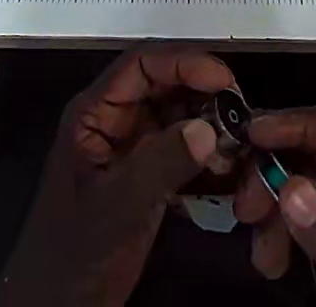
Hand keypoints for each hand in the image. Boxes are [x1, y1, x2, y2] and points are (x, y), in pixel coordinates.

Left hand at [0, 48, 236, 306]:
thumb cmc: (74, 253)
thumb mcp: (117, 206)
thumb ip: (161, 164)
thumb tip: (208, 128)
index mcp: (95, 113)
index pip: (140, 65)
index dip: (182, 62)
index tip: (223, 79)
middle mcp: (114, 120)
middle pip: (163, 85)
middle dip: (202, 93)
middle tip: (241, 113)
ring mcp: (131, 147)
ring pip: (176, 115)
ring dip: (207, 124)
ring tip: (238, 146)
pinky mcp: (145, 175)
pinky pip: (180, 148)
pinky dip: (204, 153)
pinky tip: (227, 169)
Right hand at [234, 106, 315, 305]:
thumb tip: (293, 188)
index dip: (298, 124)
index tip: (254, 134)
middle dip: (276, 172)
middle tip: (247, 204)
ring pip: (305, 177)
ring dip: (273, 205)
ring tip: (263, 250)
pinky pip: (305, 208)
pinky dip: (280, 227)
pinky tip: (272, 258)